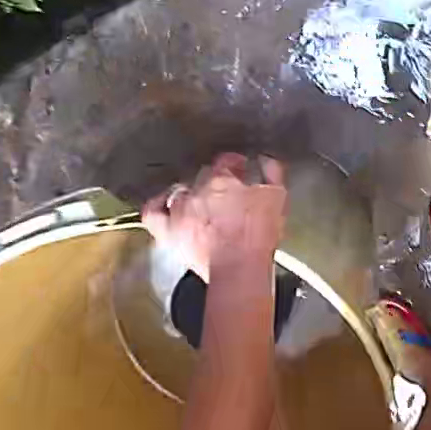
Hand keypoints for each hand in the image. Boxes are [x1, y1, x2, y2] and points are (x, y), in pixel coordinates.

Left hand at [142, 154, 286, 279]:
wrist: (239, 268)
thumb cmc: (256, 236)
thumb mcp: (276, 197)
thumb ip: (272, 173)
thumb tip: (266, 161)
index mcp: (221, 180)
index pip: (224, 161)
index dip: (234, 162)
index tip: (241, 167)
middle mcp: (197, 192)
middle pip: (203, 175)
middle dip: (215, 178)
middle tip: (227, 187)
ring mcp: (180, 212)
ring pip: (180, 191)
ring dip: (191, 193)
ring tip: (200, 197)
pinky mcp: (170, 233)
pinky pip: (153, 213)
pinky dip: (157, 206)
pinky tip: (163, 204)